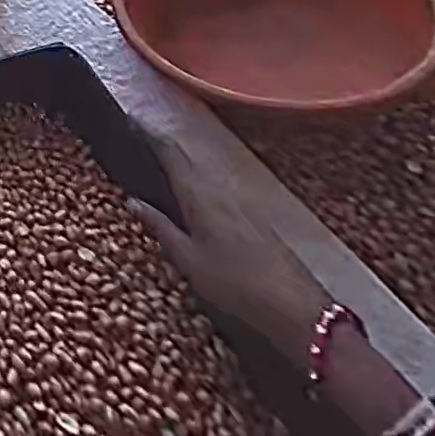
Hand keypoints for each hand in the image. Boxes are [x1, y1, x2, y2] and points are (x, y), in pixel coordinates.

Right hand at [128, 129, 329, 359]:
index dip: (152, 135)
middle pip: (190, 160)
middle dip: (165, 146)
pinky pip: (218, 189)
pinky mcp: (255, 221)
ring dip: (183, 163)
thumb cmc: (237, 286)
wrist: (301, 315)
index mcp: (201, 197)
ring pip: (205, 174)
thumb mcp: (188, 260)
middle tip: (142, 137)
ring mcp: (243, 206)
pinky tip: (193, 195)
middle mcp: (222, 193)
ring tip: (161, 162)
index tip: (133, 121)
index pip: (173, 154)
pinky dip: (198, 182)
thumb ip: (159, 227)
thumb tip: (132, 200)